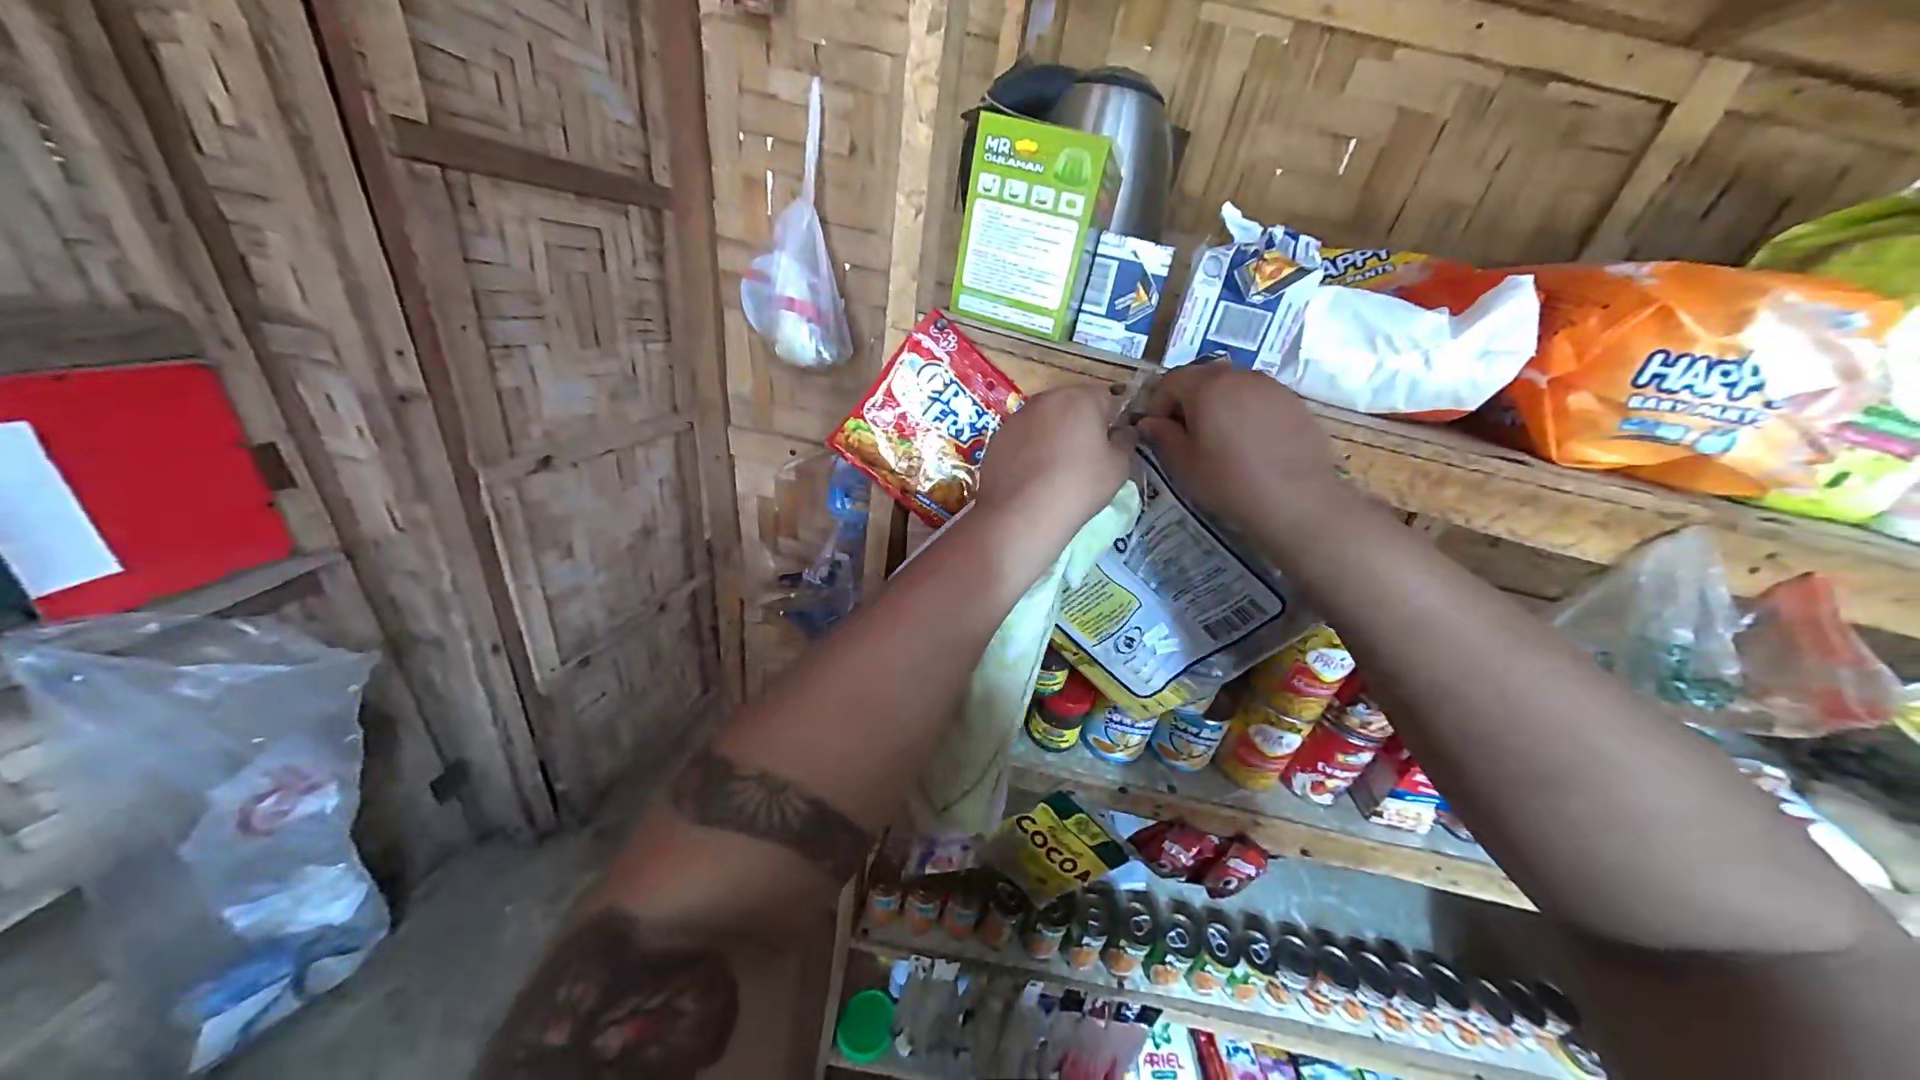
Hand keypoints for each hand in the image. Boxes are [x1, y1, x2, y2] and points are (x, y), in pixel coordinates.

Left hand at [974, 385, 1132, 545]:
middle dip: (1079, 425)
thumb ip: (1125, 441)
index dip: (1111, 421)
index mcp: (1080, 398)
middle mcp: (1046, 398)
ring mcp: (1016, 417)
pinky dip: (1029, 450)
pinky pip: (1022, 438)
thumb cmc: (1079, 486)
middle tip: (1083, 459)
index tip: (1109, 447)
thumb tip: (1122, 431)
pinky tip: (1031, 477)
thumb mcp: (1119, 467)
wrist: (1021, 514)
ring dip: (1052, 436)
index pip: (1106, 399)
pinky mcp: (996, 438)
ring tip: (1054, 470)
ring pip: (1044, 421)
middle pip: (1071, 405)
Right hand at [1136, 364, 1343, 533]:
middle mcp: (1240, 376)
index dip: (1157, 404)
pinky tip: (1248, 445)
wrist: (1297, 500)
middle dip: (1187, 402)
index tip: (1157, 432)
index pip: (1170, 380)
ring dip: (1217, 406)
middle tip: (1185, 436)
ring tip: (1218, 441)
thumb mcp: (1183, 463)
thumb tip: (1149, 422)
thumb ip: (1161, 436)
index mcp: (1208, 386)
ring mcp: (1272, 386)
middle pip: (1203, 378)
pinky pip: (1258, 399)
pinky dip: (1244, 413)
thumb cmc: (1228, 481)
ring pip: (1233, 387)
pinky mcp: (1294, 403)